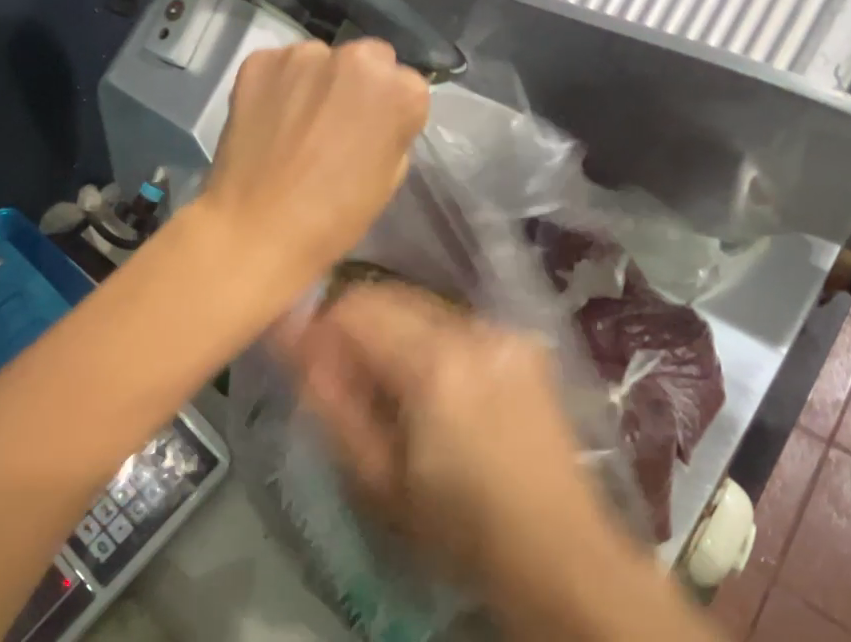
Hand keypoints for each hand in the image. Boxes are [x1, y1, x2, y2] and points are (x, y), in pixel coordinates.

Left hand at [198, 38, 429, 278]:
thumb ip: (391, 132)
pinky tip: (265, 120)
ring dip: (313, 81)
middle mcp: (356, 58)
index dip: (388, 112)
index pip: (405, 86)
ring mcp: (303, 55)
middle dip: (356, 84)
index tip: (371, 136)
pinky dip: (274, 86)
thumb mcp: (389, 178)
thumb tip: (374, 119)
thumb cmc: (334, 216)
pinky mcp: (258, 61)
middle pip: (366, 59)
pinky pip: (277, 67)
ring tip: (294, 125)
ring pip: (318, 59)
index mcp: (400, 90)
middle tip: (333, 124)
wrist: (257, 226)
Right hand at [280, 283, 612, 594]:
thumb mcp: (378, 476)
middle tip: (341, 377)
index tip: (303, 357)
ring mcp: (501, 332)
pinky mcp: (520, 344)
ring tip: (384, 387)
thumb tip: (291, 340)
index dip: (318, 324)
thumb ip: (329, 400)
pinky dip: (422, 340)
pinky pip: (450, 320)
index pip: (353, 305)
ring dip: (388, 331)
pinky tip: (425, 387)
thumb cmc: (459, 527)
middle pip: (386, 295)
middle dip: (352, 326)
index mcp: (434, 363)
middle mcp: (472, 329)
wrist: (560, 555)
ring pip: (416, 304)